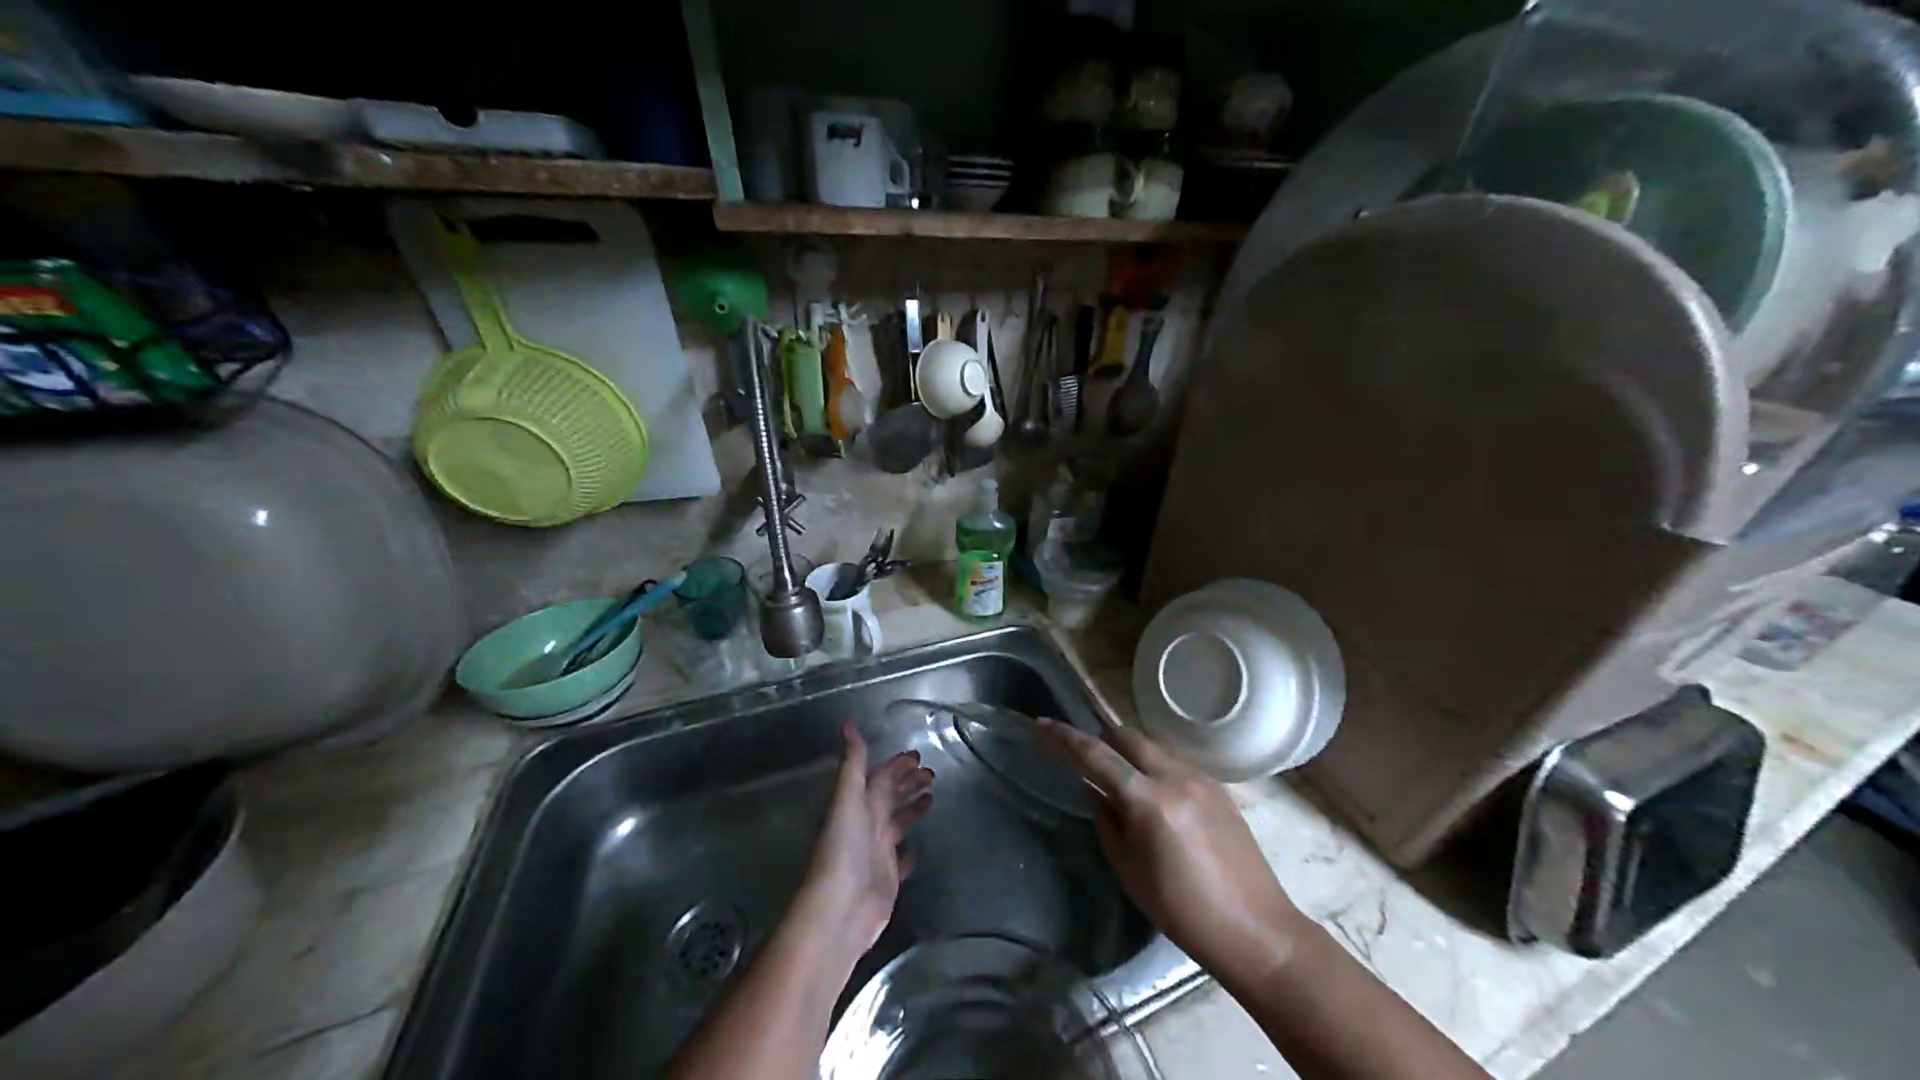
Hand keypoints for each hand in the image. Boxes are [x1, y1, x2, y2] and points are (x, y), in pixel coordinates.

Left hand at [792, 723, 934, 966]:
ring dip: (912, 808)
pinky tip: (918, 849)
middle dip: (908, 782)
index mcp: (857, 804)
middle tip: (932, 773)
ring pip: (897, 823)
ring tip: (932, 797)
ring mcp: (876, 852)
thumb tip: (848, 722)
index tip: (917, 755)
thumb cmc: (844, 848)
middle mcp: (866, 825)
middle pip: (890, 797)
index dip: (897, 765)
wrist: (840, 908)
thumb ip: (852, 762)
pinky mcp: (887, 879)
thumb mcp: (847, 797)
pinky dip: (909, 852)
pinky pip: (900, 860)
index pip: (880, 777)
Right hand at [1036, 719, 1308, 982]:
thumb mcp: (1129, 869)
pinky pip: (1173, 762)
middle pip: (1127, 735)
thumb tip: (1095, 789)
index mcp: (1149, 801)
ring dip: (1127, 753)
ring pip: (1152, 746)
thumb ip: (1107, 820)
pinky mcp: (1219, 787)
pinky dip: (1152, 767)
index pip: (1096, 756)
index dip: (1064, 739)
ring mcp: (1202, 778)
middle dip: (1099, 740)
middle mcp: (1176, 777)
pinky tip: (1152, 798)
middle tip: (1082, 759)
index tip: (1040, 727)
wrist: (1256, 930)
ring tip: (1118, 783)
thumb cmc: (1183, 911)